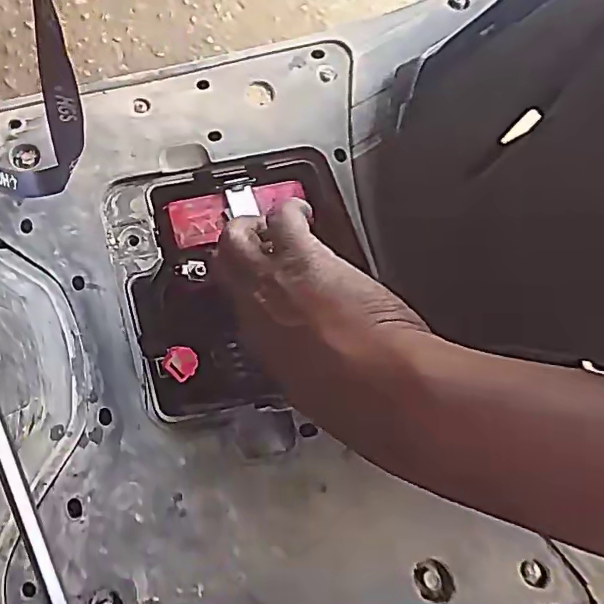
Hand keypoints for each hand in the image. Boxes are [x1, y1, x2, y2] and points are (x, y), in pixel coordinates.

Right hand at [215, 198, 429, 422]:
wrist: (378, 382)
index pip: (239, 307)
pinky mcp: (303, 255)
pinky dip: (291, 209)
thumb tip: (312, 363)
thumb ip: (303, 362)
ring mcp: (272, 281)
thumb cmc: (351, 395)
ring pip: (238, 239)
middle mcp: (255, 310)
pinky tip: (304, 208)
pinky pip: (283, 217)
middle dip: (234, 250)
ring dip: (257, 227)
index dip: (247, 291)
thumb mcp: (311, 386)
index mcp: (262, 347)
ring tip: (275, 219)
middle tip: (249, 239)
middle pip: (224, 268)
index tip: (259, 285)